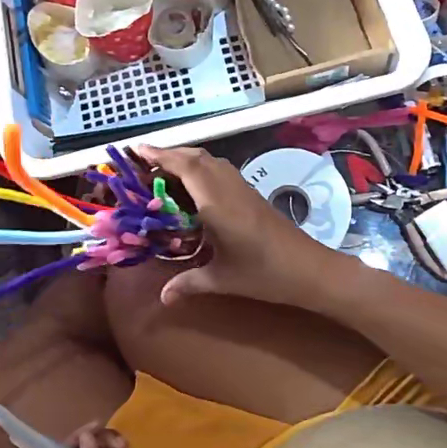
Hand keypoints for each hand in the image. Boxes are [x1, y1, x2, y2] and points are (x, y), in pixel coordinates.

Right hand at [134, 145, 347, 307]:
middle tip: (143, 163)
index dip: (160, 155)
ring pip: (211, 162)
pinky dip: (202, 171)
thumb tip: (163, 297)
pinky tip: (194, 189)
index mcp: (217, 202)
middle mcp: (229, 188)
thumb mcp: (222, 279)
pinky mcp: (253, 196)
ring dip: (187, 160)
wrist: (310, 269)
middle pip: (197, 158)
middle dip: (169, 155)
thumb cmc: (264, 273)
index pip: (185, 167)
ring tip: (163, 173)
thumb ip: (189, 283)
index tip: (137, 150)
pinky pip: (222, 172)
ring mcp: (244, 189)